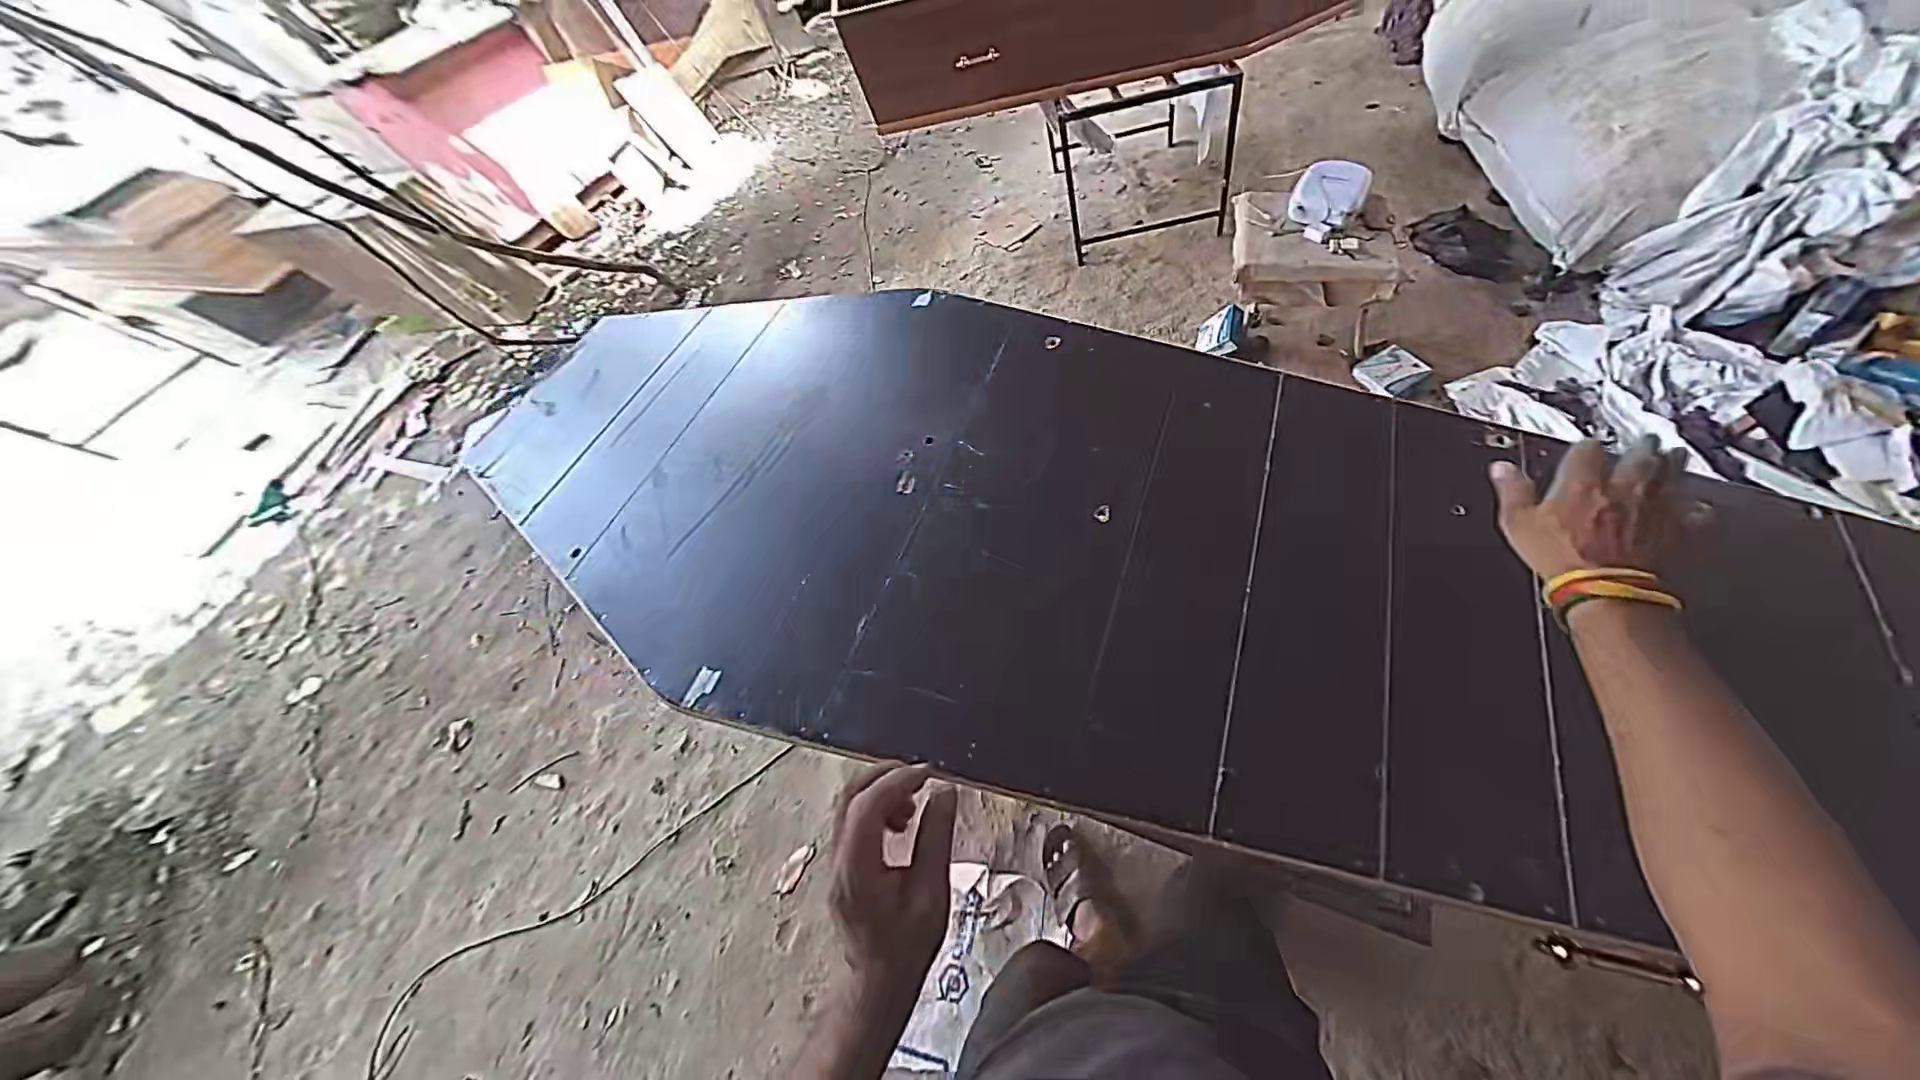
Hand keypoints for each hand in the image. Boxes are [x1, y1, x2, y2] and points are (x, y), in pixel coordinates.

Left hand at [827, 762, 956, 997]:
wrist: (877, 982)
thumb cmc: (905, 948)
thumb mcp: (932, 893)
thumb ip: (937, 838)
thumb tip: (945, 794)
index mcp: (857, 869)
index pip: (868, 805)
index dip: (899, 780)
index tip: (928, 773)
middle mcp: (838, 861)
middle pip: (851, 795)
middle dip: (887, 775)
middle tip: (921, 776)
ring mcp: (835, 861)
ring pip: (849, 803)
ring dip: (882, 791)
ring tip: (914, 804)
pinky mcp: (841, 862)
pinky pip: (852, 818)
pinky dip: (877, 806)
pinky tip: (901, 821)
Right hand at [1488, 437, 1704, 580]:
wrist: (1603, 587)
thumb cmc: (1559, 556)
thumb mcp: (1518, 522)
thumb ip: (1512, 490)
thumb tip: (1501, 468)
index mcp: (1583, 482)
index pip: (1588, 448)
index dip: (1586, 446)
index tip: (1585, 447)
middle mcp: (1625, 486)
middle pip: (1641, 453)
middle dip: (1641, 446)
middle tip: (1642, 442)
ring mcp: (1657, 505)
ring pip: (1675, 472)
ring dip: (1673, 463)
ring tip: (1673, 456)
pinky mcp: (1680, 527)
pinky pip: (1699, 509)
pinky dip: (1696, 505)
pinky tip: (1694, 505)